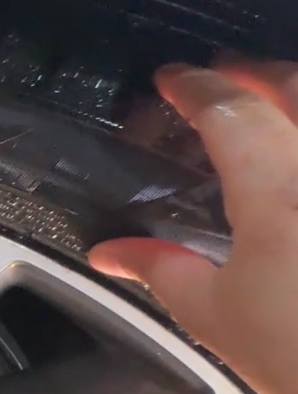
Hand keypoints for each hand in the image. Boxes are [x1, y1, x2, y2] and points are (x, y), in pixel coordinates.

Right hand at [90, 59, 297, 393]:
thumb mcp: (219, 318)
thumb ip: (164, 270)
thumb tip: (113, 252)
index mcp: (280, 195)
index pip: (232, 113)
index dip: (197, 86)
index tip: (172, 77)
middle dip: (266, 75)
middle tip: (234, 77)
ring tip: (285, 108)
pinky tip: (294, 171)